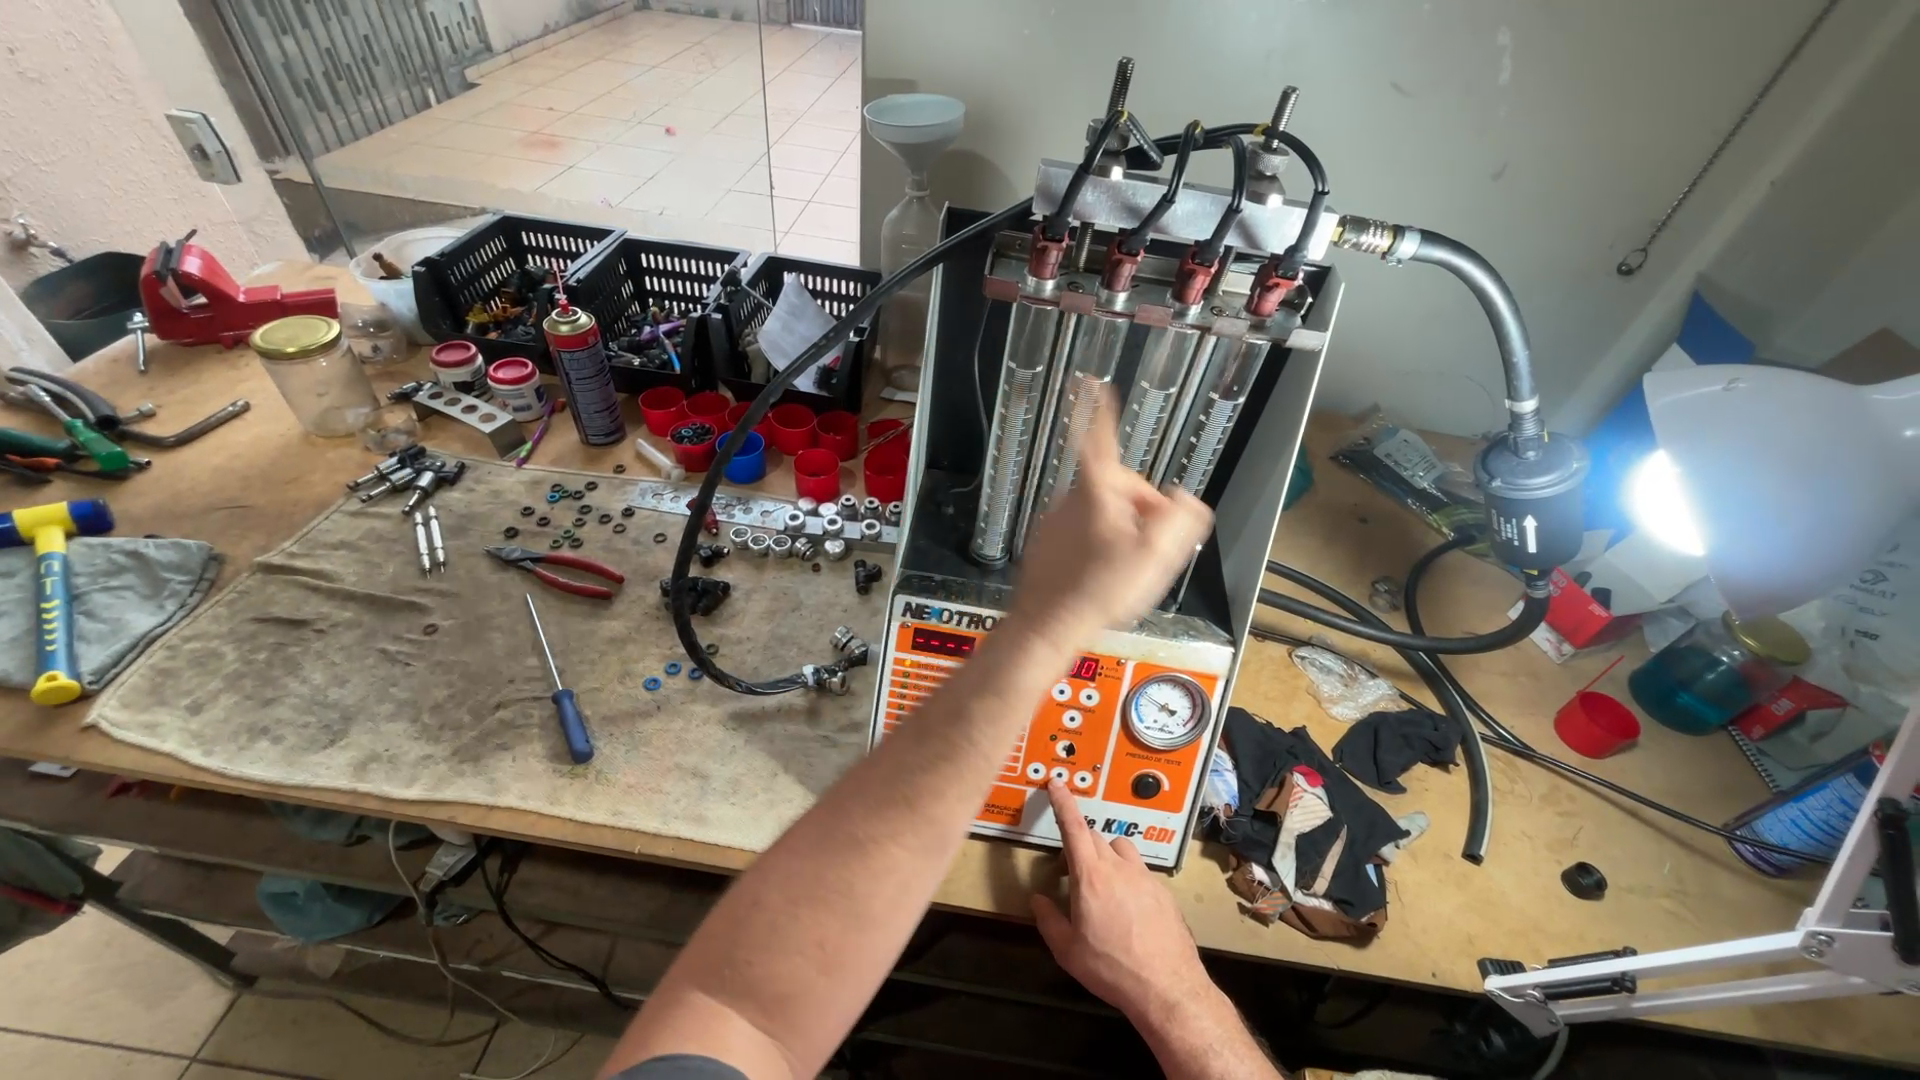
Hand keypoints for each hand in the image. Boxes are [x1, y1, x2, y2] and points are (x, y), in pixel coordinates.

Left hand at [1011, 394, 1212, 640]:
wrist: (1049, 623)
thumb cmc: (1099, 589)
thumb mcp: (1157, 555)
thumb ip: (1180, 519)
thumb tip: (1187, 500)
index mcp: (1097, 492)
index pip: (1101, 438)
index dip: (1101, 409)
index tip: (1094, 383)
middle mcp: (1070, 499)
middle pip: (1116, 486)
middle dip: (1140, 507)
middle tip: (1152, 543)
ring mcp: (1054, 522)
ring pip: (1100, 513)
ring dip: (1120, 529)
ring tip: (1127, 567)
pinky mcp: (1046, 545)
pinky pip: (1081, 534)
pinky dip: (1097, 547)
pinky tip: (1102, 576)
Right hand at [1031, 780, 1213, 1023]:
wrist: (1167, 988)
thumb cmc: (1111, 968)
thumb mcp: (1067, 951)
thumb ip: (1048, 920)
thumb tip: (1038, 900)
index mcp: (1091, 876)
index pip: (1074, 827)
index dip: (1063, 802)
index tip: (1056, 782)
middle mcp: (1119, 867)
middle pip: (1095, 836)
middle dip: (1079, 843)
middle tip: (1068, 871)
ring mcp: (1145, 877)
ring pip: (1120, 848)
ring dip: (1106, 855)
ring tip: (1101, 884)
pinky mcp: (1163, 891)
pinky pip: (1140, 870)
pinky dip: (1127, 876)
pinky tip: (1127, 907)